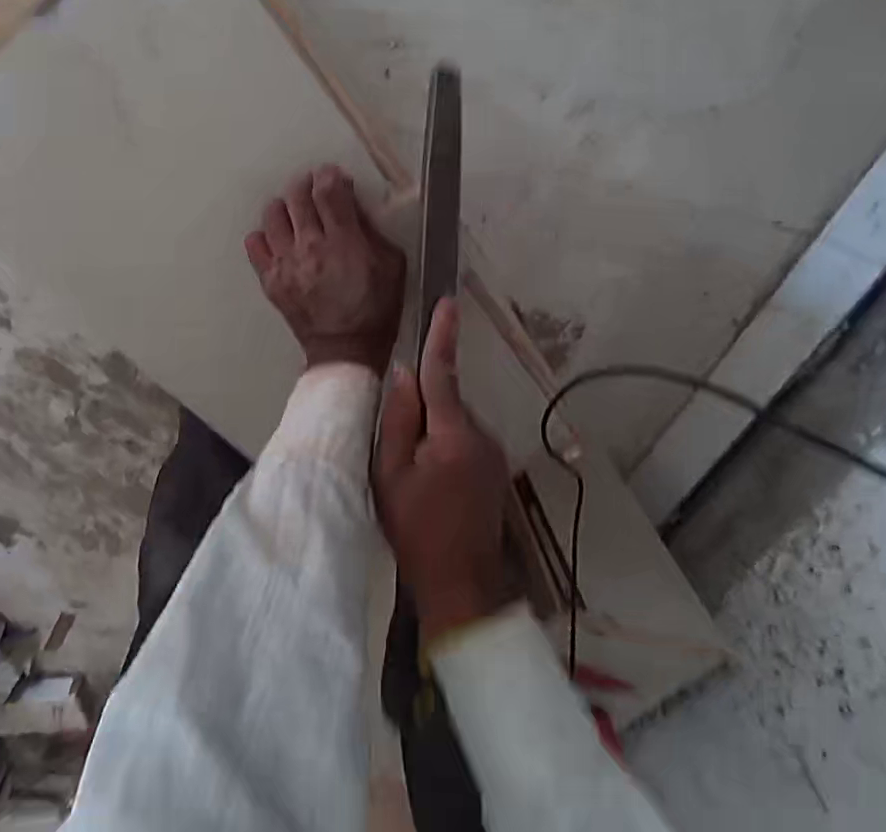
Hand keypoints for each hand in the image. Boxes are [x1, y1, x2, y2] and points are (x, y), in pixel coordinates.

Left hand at [246, 164, 405, 373]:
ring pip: (272, 213)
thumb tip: (353, 208)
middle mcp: (310, 248)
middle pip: (296, 195)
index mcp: (344, 242)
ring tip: (296, 217)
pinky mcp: (271, 280)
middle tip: (315, 192)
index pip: (328, 190)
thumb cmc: (375, 311)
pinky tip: (280, 242)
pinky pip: (254, 244)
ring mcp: (286, 264)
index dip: (330, 176)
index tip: (334, 178)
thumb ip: (372, 232)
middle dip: (307, 186)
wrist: (346, 351)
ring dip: (286, 208)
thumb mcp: (392, 266)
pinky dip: (265, 237)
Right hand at [375, 297, 513, 637]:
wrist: (462, 583)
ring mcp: (492, 453)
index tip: (447, 303)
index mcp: (453, 434)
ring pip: (453, 421)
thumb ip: (397, 419)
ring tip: (411, 472)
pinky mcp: (494, 469)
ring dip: (431, 429)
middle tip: (396, 446)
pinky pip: (463, 439)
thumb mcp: (390, 474)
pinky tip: (429, 479)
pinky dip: (443, 444)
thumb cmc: (416, 529)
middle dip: (420, 405)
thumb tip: (403, 372)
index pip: (443, 374)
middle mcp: (481, 435)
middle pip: (445, 400)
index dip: (443, 337)